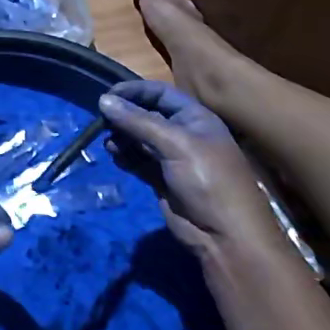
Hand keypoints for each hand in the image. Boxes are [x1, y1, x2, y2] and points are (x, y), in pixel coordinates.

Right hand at [99, 80, 278, 254]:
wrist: (226, 238)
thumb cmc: (208, 181)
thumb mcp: (174, 144)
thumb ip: (137, 121)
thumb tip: (103, 100)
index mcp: (195, 119)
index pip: (160, 93)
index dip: (134, 91)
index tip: (107, 96)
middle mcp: (184, 134)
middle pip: (147, 115)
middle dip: (124, 117)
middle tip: (102, 123)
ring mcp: (173, 158)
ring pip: (140, 138)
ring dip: (122, 138)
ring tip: (109, 144)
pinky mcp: (163, 179)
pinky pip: (138, 160)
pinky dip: (125, 157)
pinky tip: (116, 158)